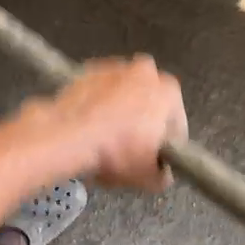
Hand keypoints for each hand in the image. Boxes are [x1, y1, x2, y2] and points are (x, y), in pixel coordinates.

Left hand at [21, 56, 187, 191]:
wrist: (69, 135)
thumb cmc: (117, 152)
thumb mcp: (147, 178)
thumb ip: (163, 176)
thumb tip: (161, 175)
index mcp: (169, 92)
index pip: (176, 125)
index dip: (167, 148)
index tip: (155, 162)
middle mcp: (146, 71)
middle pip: (150, 105)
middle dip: (143, 124)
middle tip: (129, 152)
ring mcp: (115, 67)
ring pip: (124, 96)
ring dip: (120, 114)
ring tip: (107, 142)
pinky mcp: (87, 71)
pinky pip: (100, 93)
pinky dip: (98, 106)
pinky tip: (90, 129)